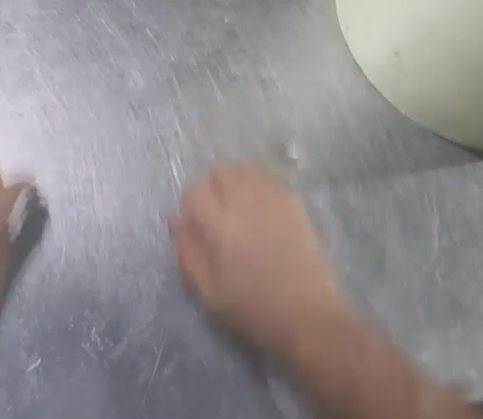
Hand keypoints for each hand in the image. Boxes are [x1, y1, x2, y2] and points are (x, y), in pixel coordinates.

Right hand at [170, 162, 350, 356]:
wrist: (307, 314)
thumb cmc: (253, 308)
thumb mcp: (208, 292)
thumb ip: (186, 251)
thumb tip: (175, 219)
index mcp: (220, 224)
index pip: (194, 191)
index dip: (190, 207)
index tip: (197, 226)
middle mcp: (244, 201)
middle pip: (218, 172)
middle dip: (212, 189)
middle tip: (217, 216)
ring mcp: (271, 197)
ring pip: (243, 168)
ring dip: (234, 183)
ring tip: (239, 208)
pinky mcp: (293, 200)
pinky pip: (267, 177)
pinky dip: (257, 184)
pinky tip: (260, 208)